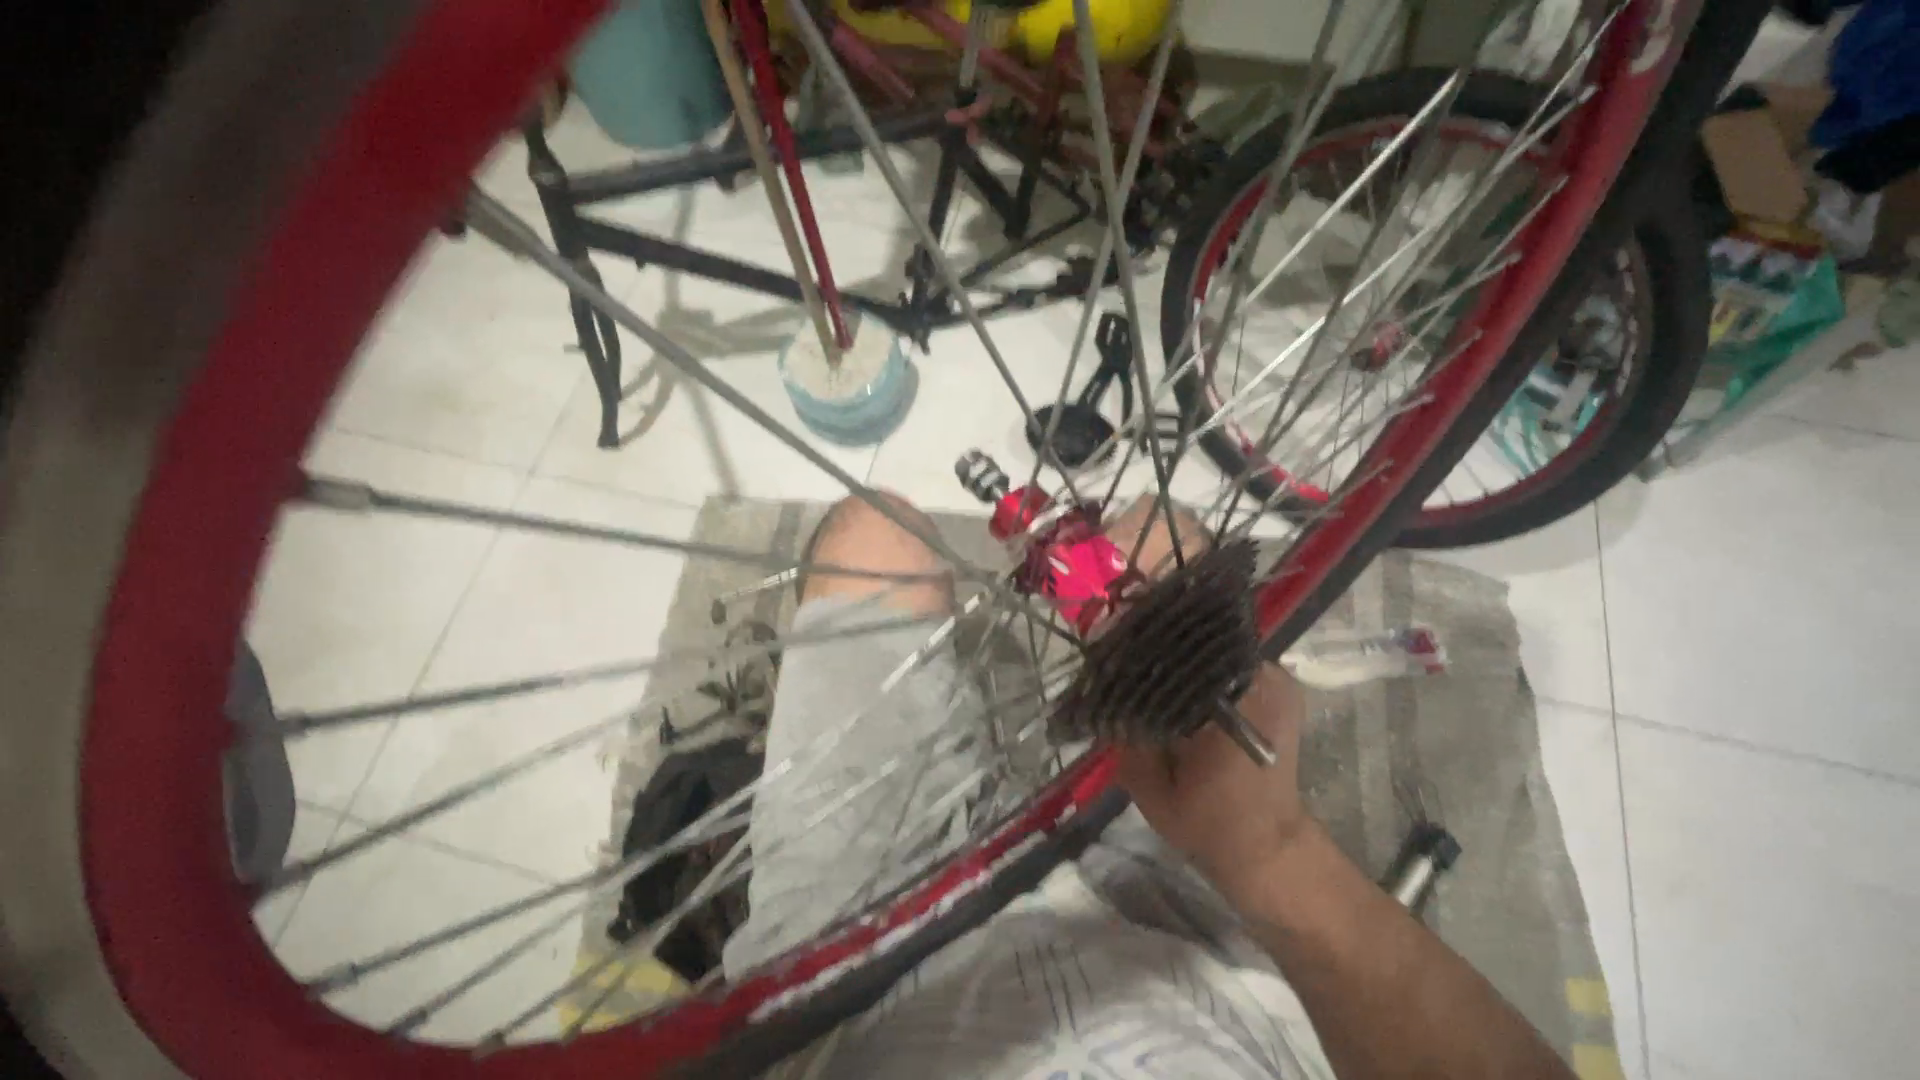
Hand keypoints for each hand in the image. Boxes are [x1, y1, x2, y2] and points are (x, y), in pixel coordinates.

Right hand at [1100, 494, 1314, 895]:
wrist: (1265, 852)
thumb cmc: (1209, 823)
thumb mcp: (1148, 780)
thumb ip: (1122, 726)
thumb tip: (1096, 674)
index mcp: (1238, 694)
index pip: (1193, 626)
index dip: (1151, 606)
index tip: (1112, 595)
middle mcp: (1263, 671)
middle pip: (1204, 618)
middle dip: (1156, 610)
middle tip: (1109, 607)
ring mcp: (1273, 673)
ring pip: (1213, 631)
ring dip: (1173, 628)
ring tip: (1126, 627)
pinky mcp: (1271, 681)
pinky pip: (1223, 648)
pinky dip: (1189, 645)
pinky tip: (1154, 654)